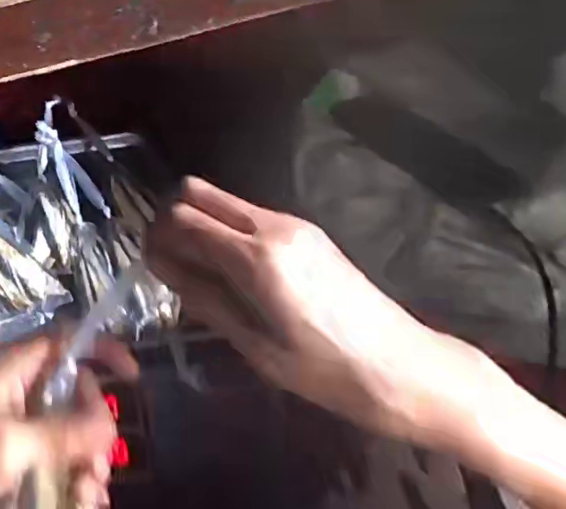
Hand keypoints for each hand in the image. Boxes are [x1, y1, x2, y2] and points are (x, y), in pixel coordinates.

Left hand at [0, 333, 133, 508]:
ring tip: (87, 492)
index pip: (62, 341)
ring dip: (92, 465)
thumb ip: (59, 431)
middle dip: (97, 426)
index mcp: (15, 371)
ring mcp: (27, 433)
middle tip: (98, 460)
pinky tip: (83, 502)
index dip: (96, 347)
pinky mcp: (28, 467)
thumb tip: (108, 422)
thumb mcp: (8, 442)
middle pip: (79, 395)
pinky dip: (82, 486)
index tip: (132, 374)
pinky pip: (68, 469)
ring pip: (78, 437)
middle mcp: (25, 395)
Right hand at [143, 178, 501, 449]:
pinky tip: (233, 267)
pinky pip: (243, 212)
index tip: (150, 259)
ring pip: (218, 197)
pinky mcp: (304, 229)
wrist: (416, 374)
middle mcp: (269, 226)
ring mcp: (289, 223)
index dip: (155, 234)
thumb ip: (203, 298)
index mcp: (256, 259)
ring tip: (199, 264)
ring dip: (197, 219)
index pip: (181, 217)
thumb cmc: (333, 375)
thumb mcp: (258, 349)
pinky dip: (222, 226)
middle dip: (170, 216)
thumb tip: (159, 263)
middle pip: (193, 190)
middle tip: (169, 254)